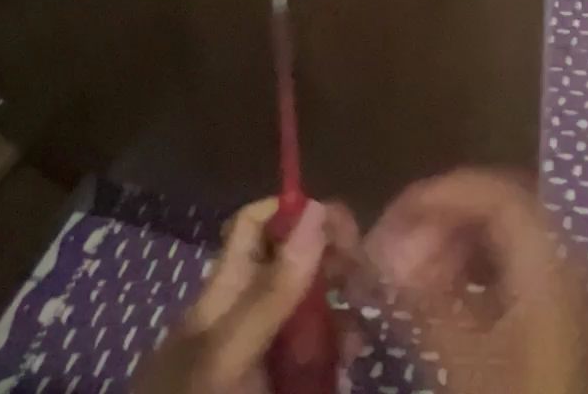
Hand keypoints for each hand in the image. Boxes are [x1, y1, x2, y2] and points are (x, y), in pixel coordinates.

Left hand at [134, 198, 360, 393]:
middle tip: (362, 289)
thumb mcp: (224, 357)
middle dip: (334, 267)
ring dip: (342, 317)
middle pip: (296, 264)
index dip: (295, 213)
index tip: (341, 232)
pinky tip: (347, 371)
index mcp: (225, 294)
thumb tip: (316, 210)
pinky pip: (317, 358)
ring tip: (358, 344)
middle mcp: (245, 315)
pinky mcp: (282, 384)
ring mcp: (263, 356)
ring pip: (313, 312)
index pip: (258, 225)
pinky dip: (337, 356)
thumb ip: (271, 292)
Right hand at [365, 170, 587, 393]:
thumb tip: (392, 249)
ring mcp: (575, 284)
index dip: (442, 194)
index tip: (394, 215)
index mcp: (551, 259)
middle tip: (399, 240)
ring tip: (416, 267)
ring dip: (464, 239)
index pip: (497, 195)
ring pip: (514, 234)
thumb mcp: (465, 359)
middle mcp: (571, 258)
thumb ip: (428, 296)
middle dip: (449, 215)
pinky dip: (484, 265)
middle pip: (507, 206)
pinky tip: (451, 292)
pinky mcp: (569, 312)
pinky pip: (524, 263)